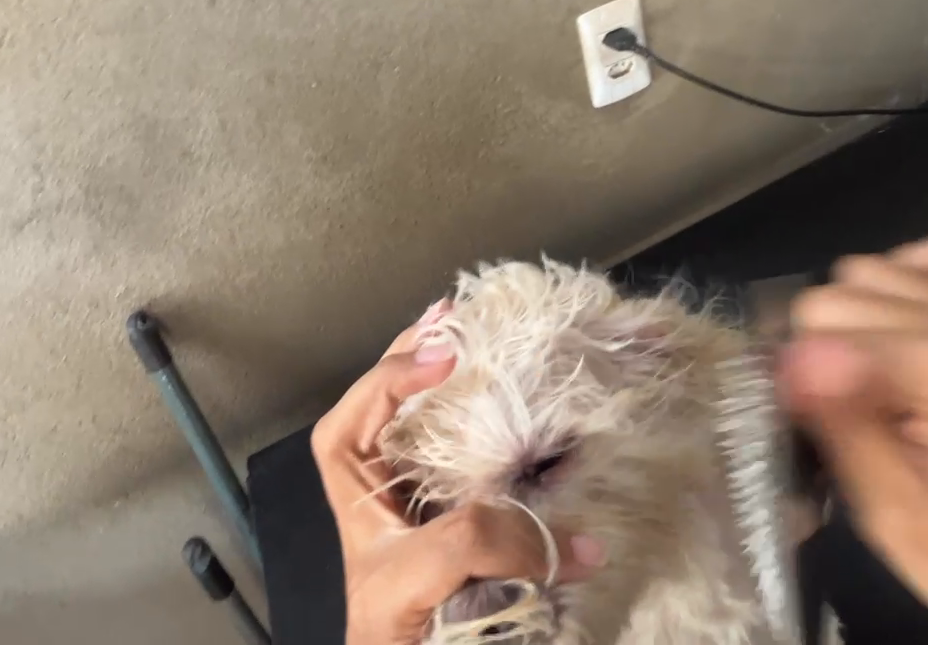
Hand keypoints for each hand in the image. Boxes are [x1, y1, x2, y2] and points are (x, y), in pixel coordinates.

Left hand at [312, 302, 603, 644]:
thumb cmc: (397, 631)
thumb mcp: (417, 578)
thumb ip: (476, 540)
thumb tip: (579, 541)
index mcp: (355, 497)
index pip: (348, 423)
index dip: (389, 381)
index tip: (443, 363)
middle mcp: (386, 485)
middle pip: (385, 403)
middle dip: (412, 353)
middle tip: (451, 315)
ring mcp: (427, 493)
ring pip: (429, 420)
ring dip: (448, 372)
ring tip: (469, 328)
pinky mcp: (471, 506)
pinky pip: (476, 448)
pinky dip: (490, 412)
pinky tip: (513, 389)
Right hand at [778, 236, 927, 644]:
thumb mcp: (899, 519)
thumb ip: (843, 426)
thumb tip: (792, 356)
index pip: (817, 326)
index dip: (805, 380)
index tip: (824, 432)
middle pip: (840, 290)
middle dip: (824, 346)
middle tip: (848, 415)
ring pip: (876, 266)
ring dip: (859, 313)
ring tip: (874, 379)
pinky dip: (915, 272)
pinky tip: (907, 320)